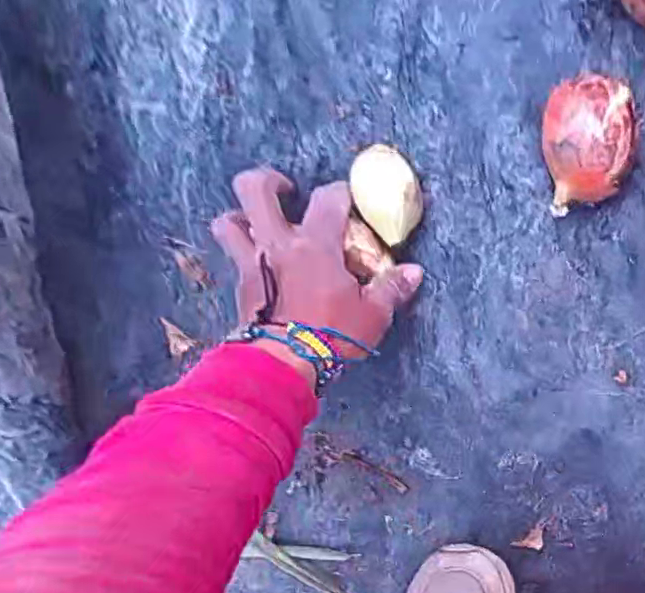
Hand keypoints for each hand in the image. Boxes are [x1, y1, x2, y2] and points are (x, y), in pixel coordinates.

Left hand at [210, 167, 422, 388]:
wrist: (287, 360)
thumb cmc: (334, 334)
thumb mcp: (374, 314)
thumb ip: (392, 288)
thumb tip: (414, 271)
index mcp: (316, 245)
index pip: (327, 200)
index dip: (340, 192)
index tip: (348, 196)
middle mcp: (278, 243)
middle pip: (254, 189)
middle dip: (267, 181)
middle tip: (285, 189)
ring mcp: (253, 261)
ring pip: (230, 220)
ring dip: (241, 216)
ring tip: (259, 225)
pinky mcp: (241, 284)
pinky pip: (232, 254)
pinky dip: (242, 251)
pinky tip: (258, 263)